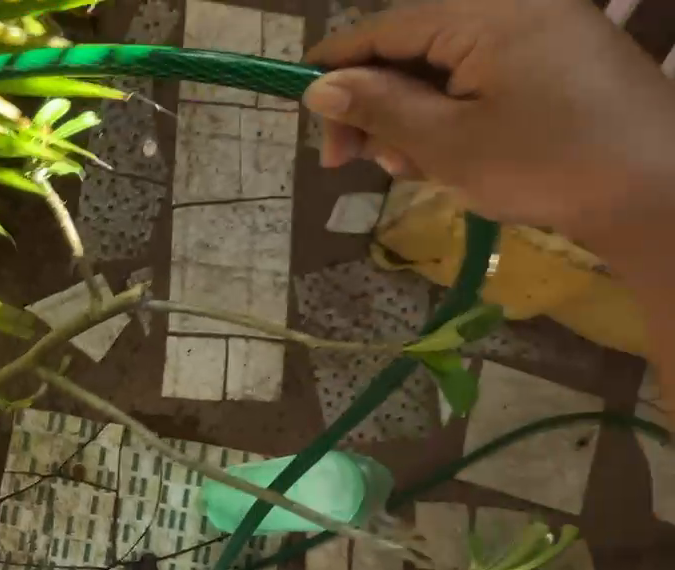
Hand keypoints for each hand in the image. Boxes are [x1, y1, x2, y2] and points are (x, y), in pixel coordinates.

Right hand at [303, 0, 674, 252]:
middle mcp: (517, 11)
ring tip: (398, 167)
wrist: (651, 185)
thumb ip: (376, 107)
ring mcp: (539, 35)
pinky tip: (433, 157)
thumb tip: (318, 86)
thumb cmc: (539, 162)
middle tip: (341, 161)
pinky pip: (470, 79)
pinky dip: (437, 116)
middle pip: (409, 48)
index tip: (297, 104)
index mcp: (493, 17)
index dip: (335, 62)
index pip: (389, 26)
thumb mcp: (441, 140)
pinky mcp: (549, 63)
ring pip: (434, 69)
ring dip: (399, 118)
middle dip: (367, 103)